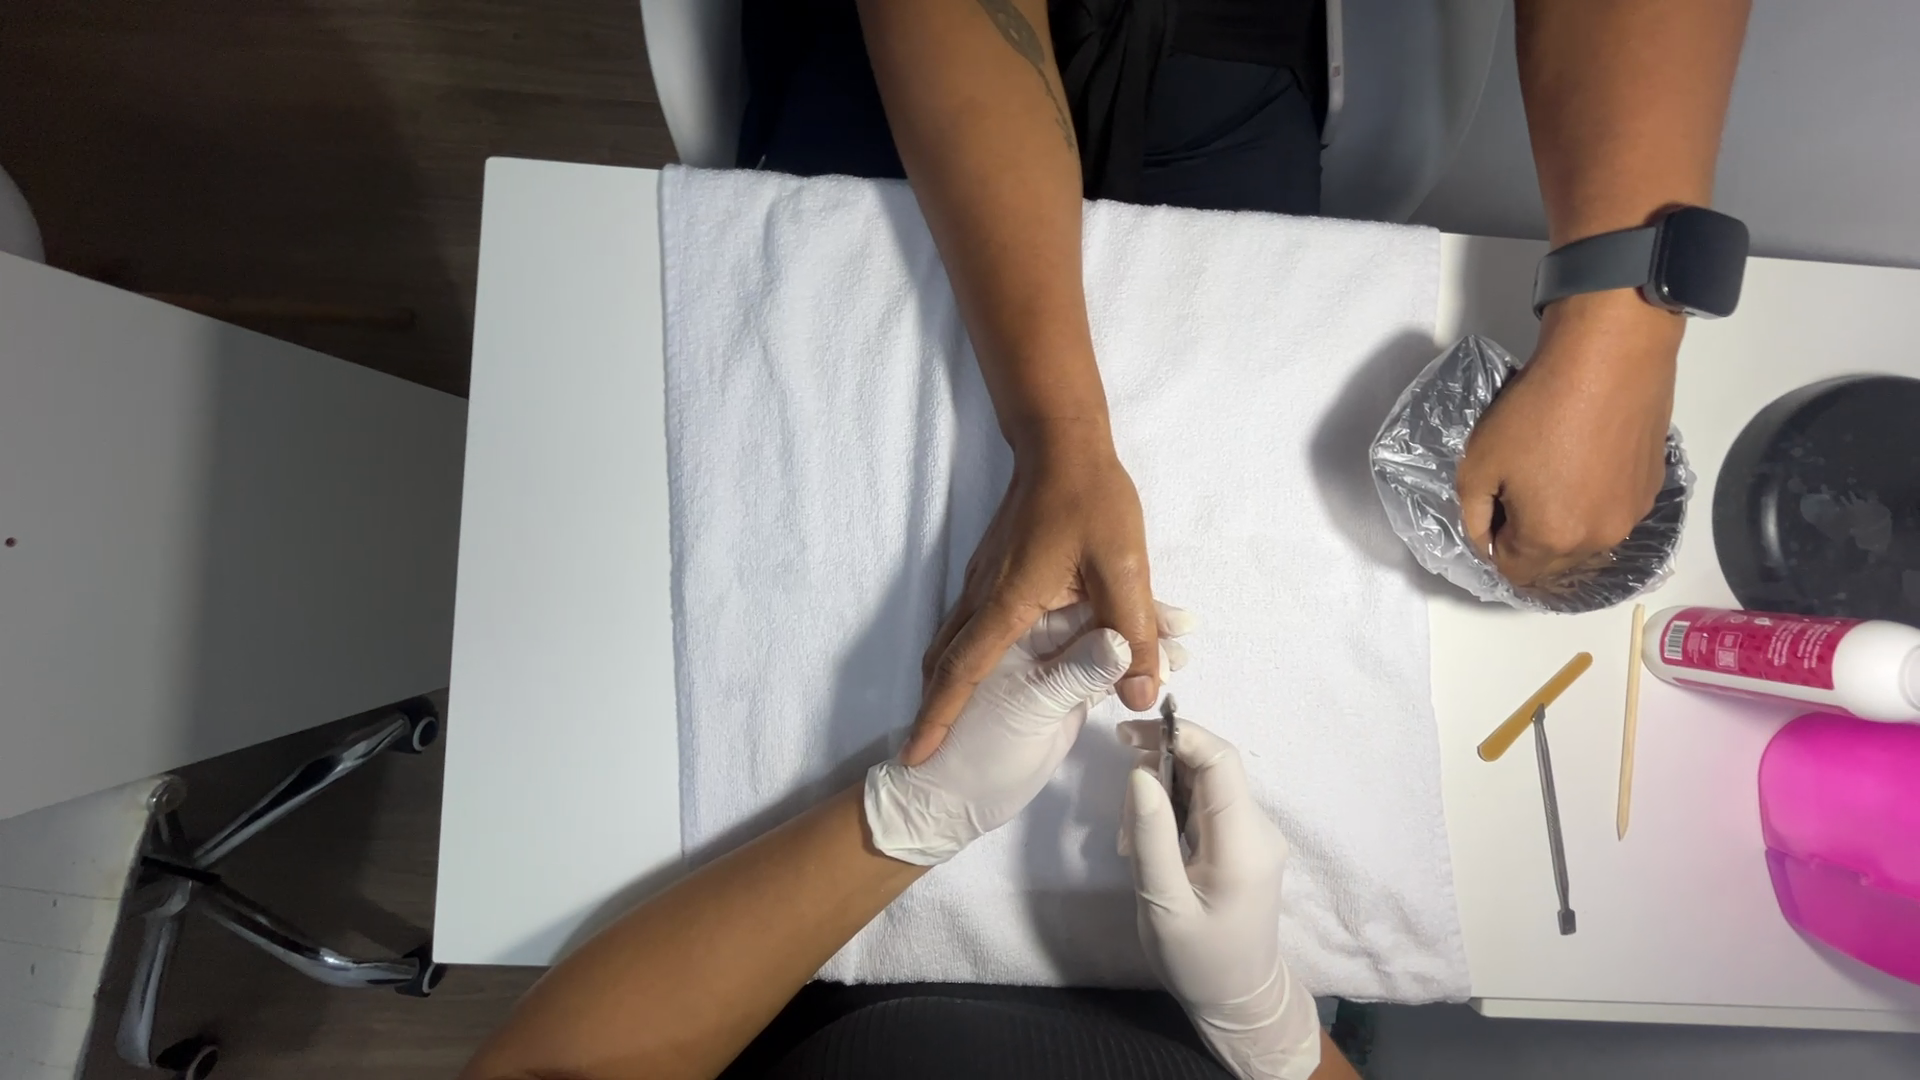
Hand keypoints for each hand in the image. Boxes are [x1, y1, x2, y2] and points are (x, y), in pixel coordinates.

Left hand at [867, 602, 1191, 865]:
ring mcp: (1050, 666)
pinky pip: (1099, 676)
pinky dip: (1127, 675)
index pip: (1081, 610)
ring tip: (1184, 648)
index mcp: (1017, 629)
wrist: (958, 797)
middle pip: (1096, 623)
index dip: (1127, 610)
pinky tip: (1159, 671)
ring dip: (1140, 650)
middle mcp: (1034, 638)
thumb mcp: (1032, 705)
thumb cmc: (984, 748)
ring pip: (1101, 649)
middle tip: (1188, 627)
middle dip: (1141, 627)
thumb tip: (1124, 638)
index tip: (1171, 614)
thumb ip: (1076, 671)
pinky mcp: (1060, 693)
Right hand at [907, 441, 1157, 764]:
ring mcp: (979, 578)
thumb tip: (1139, 697)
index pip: (963, 671)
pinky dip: (961, 653)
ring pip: (950, 639)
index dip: (938, 717)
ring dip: (945, 680)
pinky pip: (964, 621)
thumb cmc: (1092, 502)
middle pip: (943, 660)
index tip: (916, 754)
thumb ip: (1133, 634)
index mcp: (1008, 602)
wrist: (1060, 444)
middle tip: (925, 746)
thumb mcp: (1125, 568)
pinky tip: (984, 662)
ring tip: (948, 716)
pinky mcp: (988, 568)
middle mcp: (981, 594)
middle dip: (932, 707)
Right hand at [1119, 718, 1320, 1079]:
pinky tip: (1147, 841)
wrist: (1240, 1002)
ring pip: (1199, 780)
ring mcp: (1251, 833)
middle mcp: (1256, 828)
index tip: (1127, 735)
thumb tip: (1140, 771)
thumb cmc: (1199, 960)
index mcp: (1243, 842)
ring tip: (1130, 839)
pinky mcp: (1239, 839)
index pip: (1220, 760)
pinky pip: (1200, 801)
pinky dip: (1168, 807)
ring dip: (1158, 791)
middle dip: (1157, 765)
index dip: (1177, 733)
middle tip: (1120, 808)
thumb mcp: (1163, 905)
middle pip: (1207, 764)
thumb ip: (1152, 836)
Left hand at [1456, 291, 1682, 586]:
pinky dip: (1587, 503)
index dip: (1491, 548)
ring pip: (1582, 539)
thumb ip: (1472, 517)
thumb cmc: (1531, 417)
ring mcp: (1633, 513)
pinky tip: (1575, 468)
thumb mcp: (1476, 469)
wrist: (1608, 362)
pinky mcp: (1653, 487)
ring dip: (1558, 523)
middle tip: (1509, 494)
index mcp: (1552, 538)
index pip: (1513, 571)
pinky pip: (1607, 513)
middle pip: (1550, 561)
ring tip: (1542, 479)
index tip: (1486, 514)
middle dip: (1523, 539)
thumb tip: (1483, 542)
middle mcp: (1600, 537)